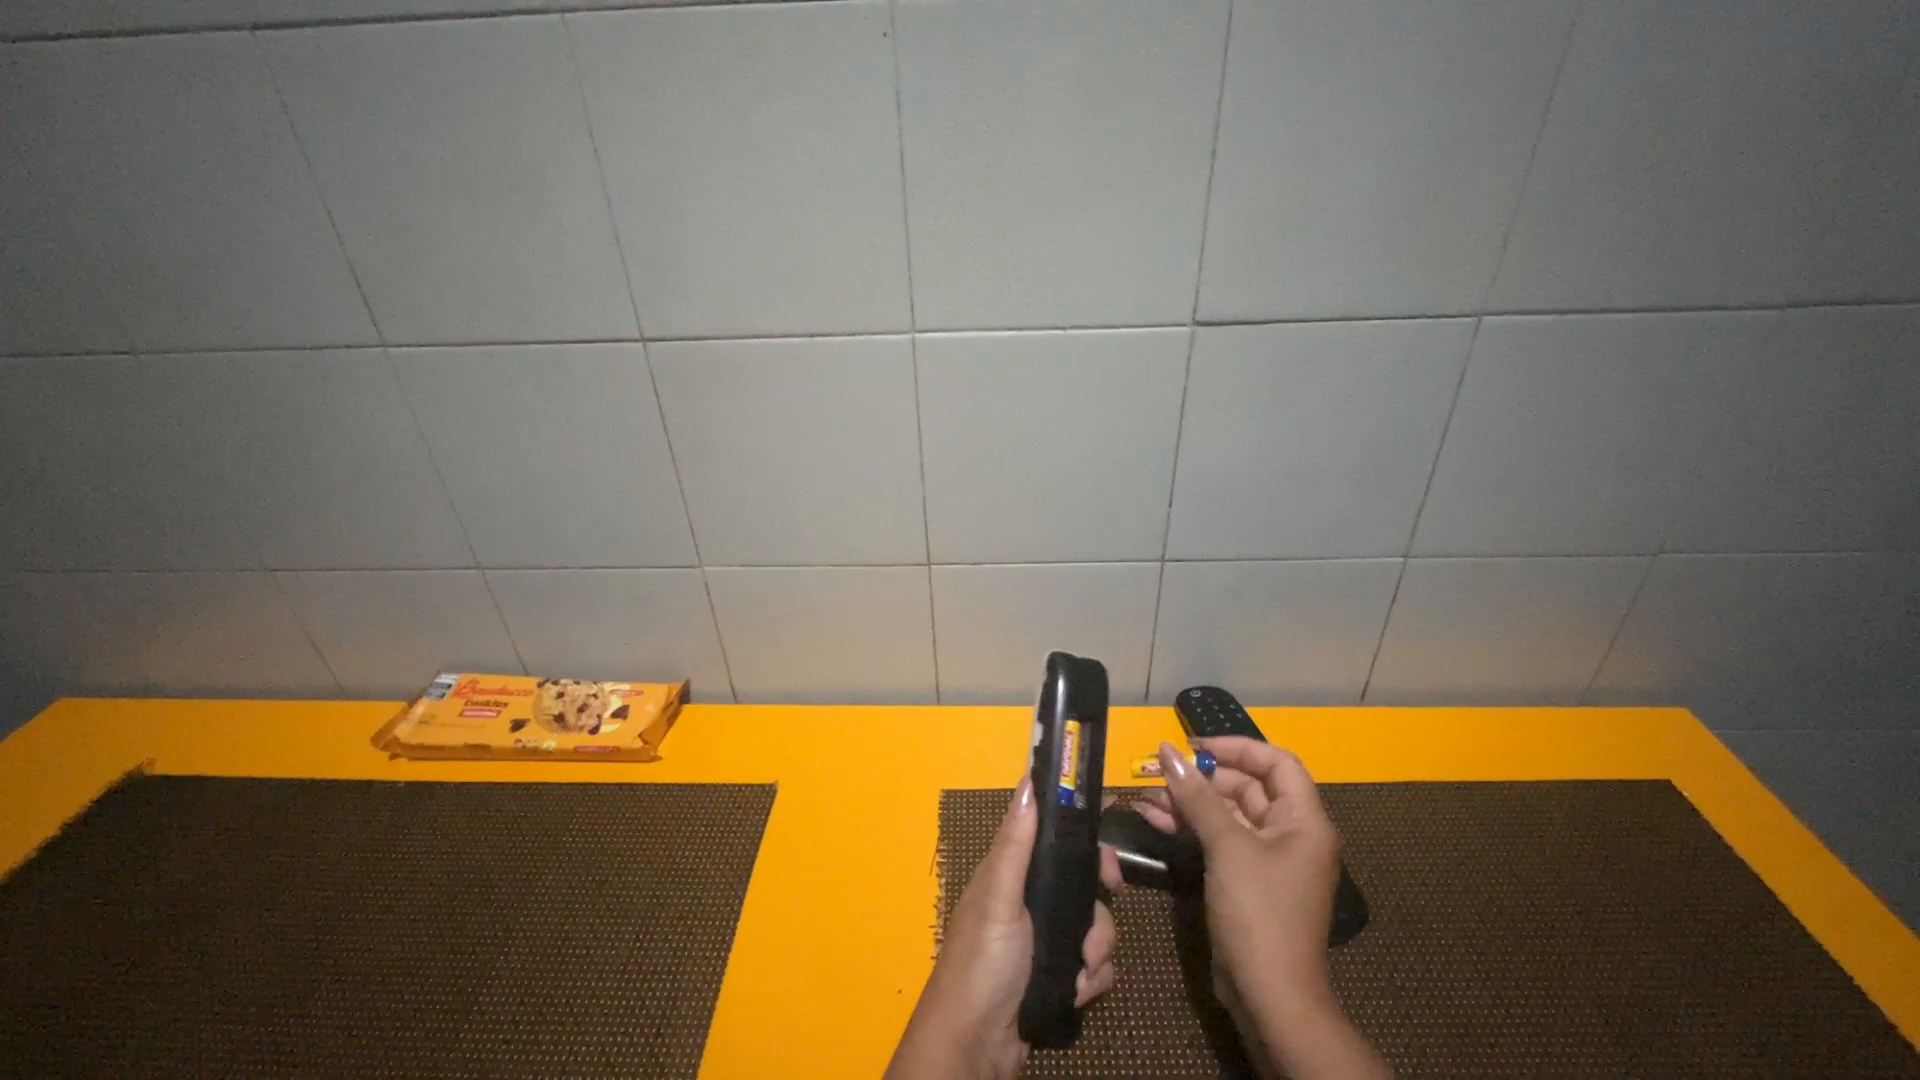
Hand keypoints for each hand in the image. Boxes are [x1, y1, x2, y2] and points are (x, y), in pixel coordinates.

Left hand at [886, 776, 1122, 1079]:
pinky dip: (1092, 977)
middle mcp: (1030, 901)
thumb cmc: (982, 961)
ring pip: (1095, 924)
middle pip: (1083, 880)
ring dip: (1098, 946)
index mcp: (1011, 874)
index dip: (1082, 829)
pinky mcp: (1059, 975)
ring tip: (1081, 967)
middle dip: (1100, 895)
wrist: (977, 1044)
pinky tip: (1077, 990)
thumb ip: (1016, 844)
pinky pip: (1095, 964)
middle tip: (1113, 894)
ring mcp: (1046, 940)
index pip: (1052, 836)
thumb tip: (1029, 781)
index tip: (1109, 822)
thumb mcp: (997, 897)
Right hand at [1140, 738, 1389, 1079]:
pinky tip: (1152, 819)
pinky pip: (1216, 841)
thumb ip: (1197, 797)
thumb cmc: (1259, 911)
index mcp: (1303, 820)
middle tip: (1156, 772)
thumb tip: (1169, 752)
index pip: (1276, 763)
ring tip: (1144, 796)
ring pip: (1225, 815)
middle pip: (1246, 788)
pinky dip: (1188, 829)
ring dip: (1187, 803)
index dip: (1236, 747)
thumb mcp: (1227, 847)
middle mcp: (1289, 834)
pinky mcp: (1244, 881)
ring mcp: (1266, 860)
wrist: (1270, 995)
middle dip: (1200, 778)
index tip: (1193, 746)